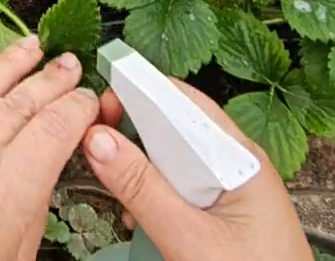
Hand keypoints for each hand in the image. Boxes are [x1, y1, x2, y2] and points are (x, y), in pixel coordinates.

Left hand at [0, 36, 99, 260]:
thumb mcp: (16, 254)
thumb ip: (35, 197)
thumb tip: (52, 150)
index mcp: (0, 195)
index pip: (51, 130)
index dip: (75, 108)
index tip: (89, 97)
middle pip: (19, 102)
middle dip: (50, 79)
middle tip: (70, 62)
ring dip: (10, 63)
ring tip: (33, 47)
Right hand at [83, 79, 308, 260]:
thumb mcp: (192, 243)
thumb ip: (143, 189)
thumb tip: (98, 138)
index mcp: (240, 159)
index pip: (180, 101)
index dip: (135, 92)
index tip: (97, 104)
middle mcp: (237, 166)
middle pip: (173, 125)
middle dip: (131, 129)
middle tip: (95, 143)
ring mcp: (231, 192)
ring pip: (172, 156)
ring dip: (139, 165)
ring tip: (114, 185)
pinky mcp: (224, 216)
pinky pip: (180, 186)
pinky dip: (152, 192)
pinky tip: (138, 215)